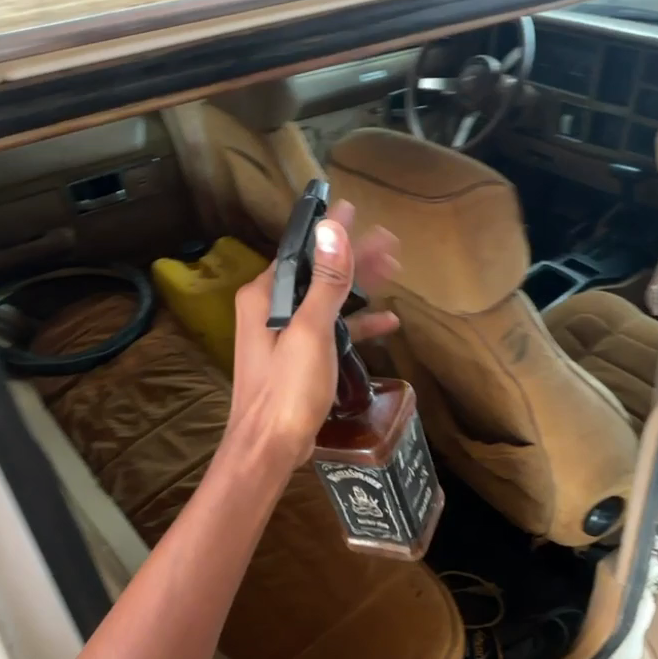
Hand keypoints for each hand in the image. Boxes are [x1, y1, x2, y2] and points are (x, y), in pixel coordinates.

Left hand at [227, 199, 400, 472]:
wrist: (269, 448)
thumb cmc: (287, 390)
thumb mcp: (311, 331)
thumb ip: (326, 282)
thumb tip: (334, 230)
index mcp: (265, 297)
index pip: (303, 251)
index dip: (333, 232)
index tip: (357, 210)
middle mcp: (269, 311)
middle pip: (317, 274)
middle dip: (353, 259)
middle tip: (390, 246)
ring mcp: (282, 337)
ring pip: (326, 301)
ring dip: (358, 289)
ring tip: (392, 274)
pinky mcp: (297, 361)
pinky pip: (329, 331)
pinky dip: (354, 324)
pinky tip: (385, 322)